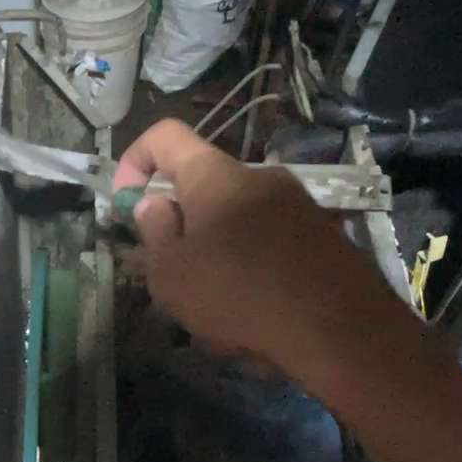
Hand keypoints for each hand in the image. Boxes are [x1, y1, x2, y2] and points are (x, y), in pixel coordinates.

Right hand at [114, 119, 420, 396]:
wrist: (336, 326)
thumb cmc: (237, 293)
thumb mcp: (171, 274)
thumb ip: (155, 234)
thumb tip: (153, 205)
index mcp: (214, 177)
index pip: (165, 136)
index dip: (135, 159)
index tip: (125, 202)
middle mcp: (258, 176)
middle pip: (202, 189)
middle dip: (180, 228)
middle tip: (172, 277)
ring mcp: (295, 204)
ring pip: (235, 224)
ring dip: (214, 258)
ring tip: (212, 313)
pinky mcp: (320, 235)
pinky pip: (266, 246)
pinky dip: (248, 272)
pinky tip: (250, 317)